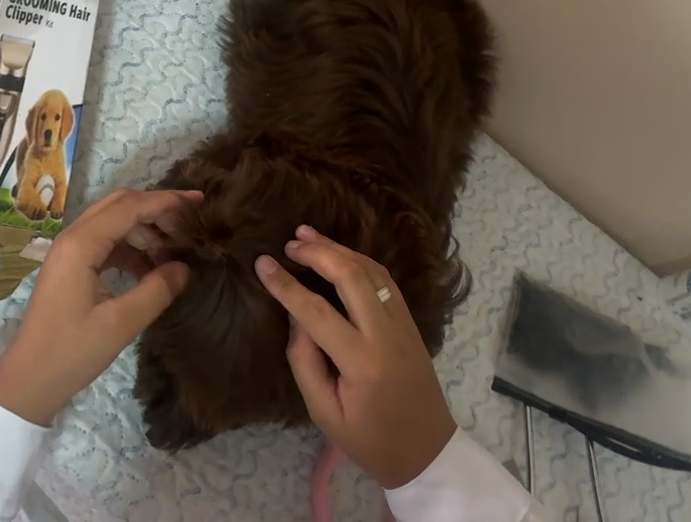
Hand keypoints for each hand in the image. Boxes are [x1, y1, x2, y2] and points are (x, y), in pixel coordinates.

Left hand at [0, 188, 200, 425]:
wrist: (28, 380)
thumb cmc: (71, 352)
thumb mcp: (120, 324)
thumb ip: (155, 291)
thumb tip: (185, 268)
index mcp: (80, 244)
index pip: (129, 206)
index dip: (165, 201)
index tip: (198, 202)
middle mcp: (73, 237)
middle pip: (120, 204)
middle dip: (156, 208)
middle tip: (190, 223)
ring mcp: (70, 250)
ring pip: (113, 221)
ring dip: (145, 228)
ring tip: (176, 248)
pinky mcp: (71, 265)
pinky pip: (106, 241)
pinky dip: (131, 246)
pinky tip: (152, 267)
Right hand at [255, 226, 457, 488]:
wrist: (428, 453)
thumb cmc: (370, 440)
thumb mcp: (324, 412)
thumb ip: (304, 360)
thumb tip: (294, 314)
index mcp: (361, 362)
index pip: (316, 311)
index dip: (285, 284)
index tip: (262, 263)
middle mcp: (385, 335)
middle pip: (351, 275)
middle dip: (317, 252)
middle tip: (288, 244)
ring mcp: (403, 324)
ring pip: (371, 270)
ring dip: (338, 249)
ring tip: (307, 236)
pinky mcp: (410, 321)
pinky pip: (384, 279)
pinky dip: (358, 259)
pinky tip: (338, 253)